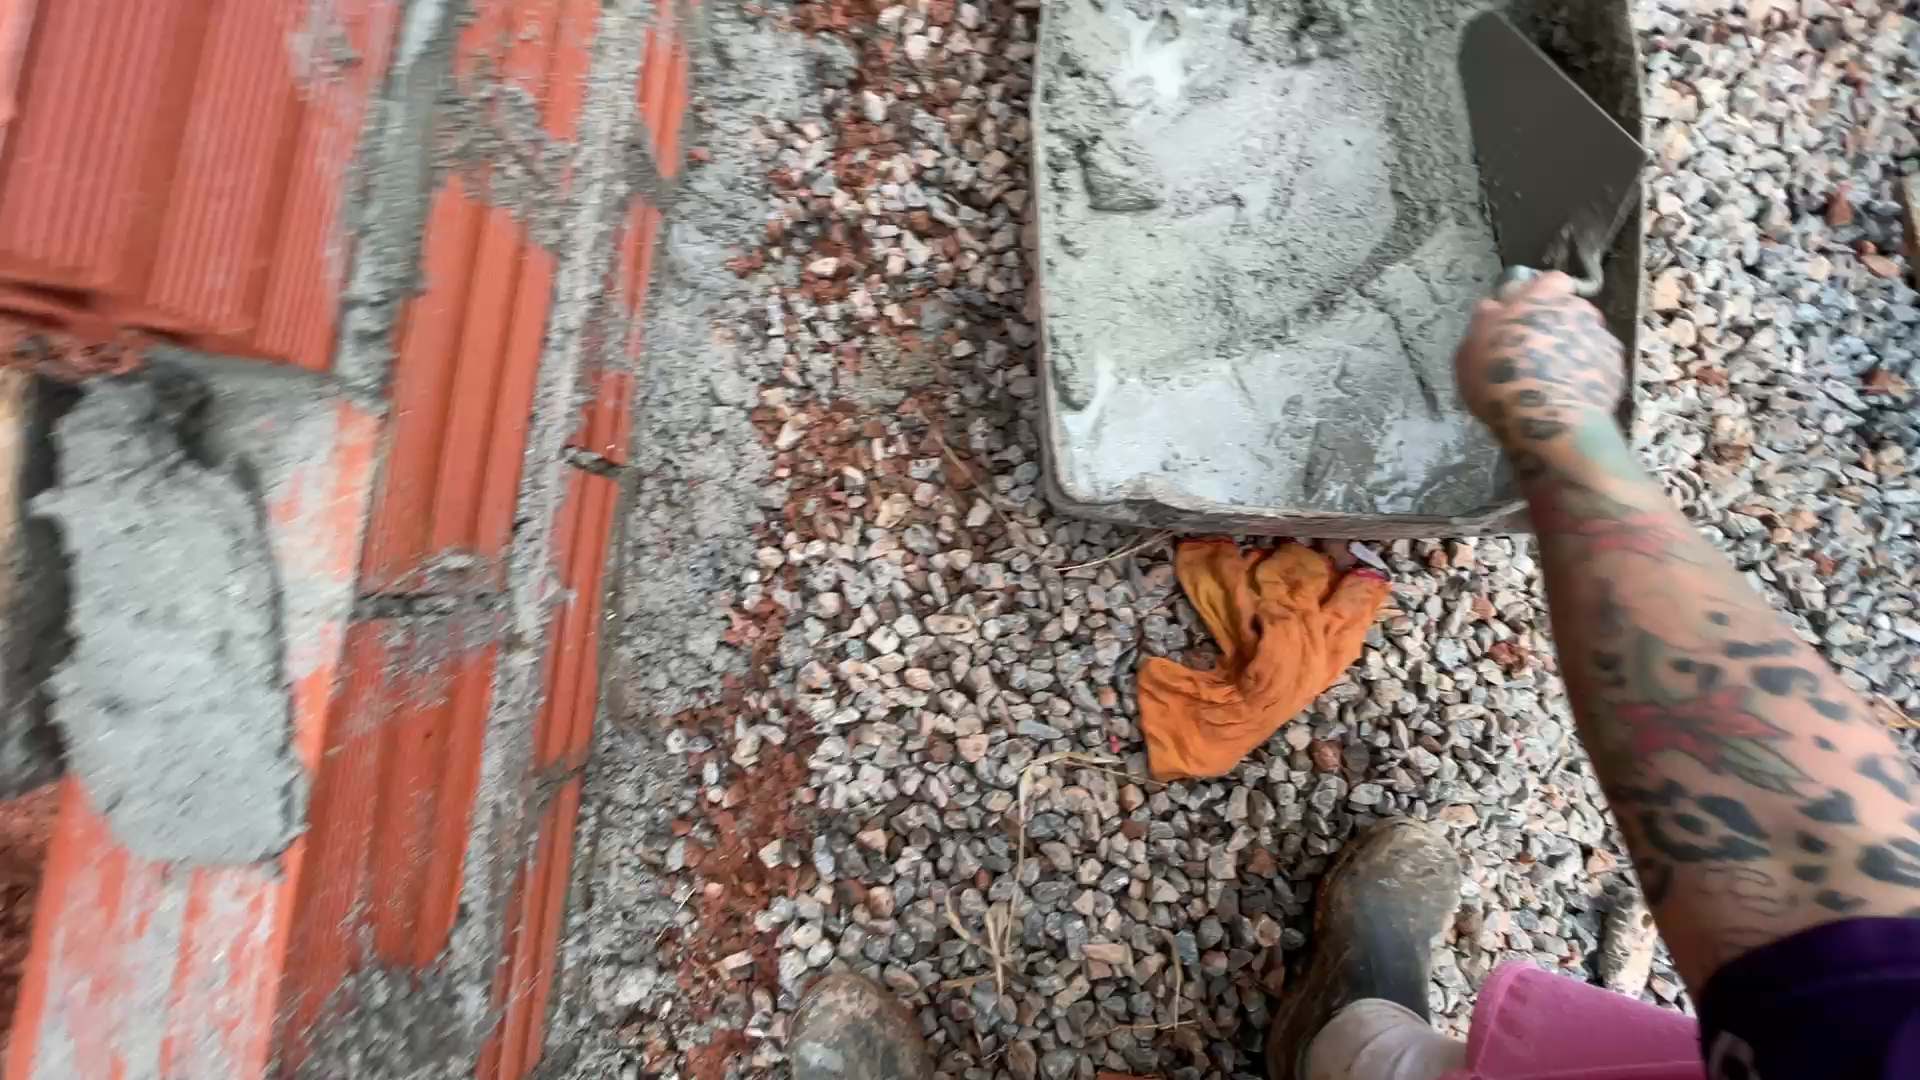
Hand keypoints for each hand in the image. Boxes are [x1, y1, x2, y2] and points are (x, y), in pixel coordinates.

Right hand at [1453, 272, 1626, 451]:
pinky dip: (1581, 371)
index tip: (1521, 315)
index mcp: (1541, 300)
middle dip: (1551, 325)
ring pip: (1582, 335)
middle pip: (1567, 310)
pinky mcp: (1615, 366)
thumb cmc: (1498, 379)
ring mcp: (1601, 338)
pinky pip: (1594, 361)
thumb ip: (1483, 324)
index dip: (1537, 295)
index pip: (1550, 280)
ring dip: (1567, 348)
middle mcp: (1578, 310)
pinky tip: (1562, 393)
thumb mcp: (1469, 351)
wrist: (1547, 420)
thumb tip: (1494, 308)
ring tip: (1545, 377)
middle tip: (1527, 352)